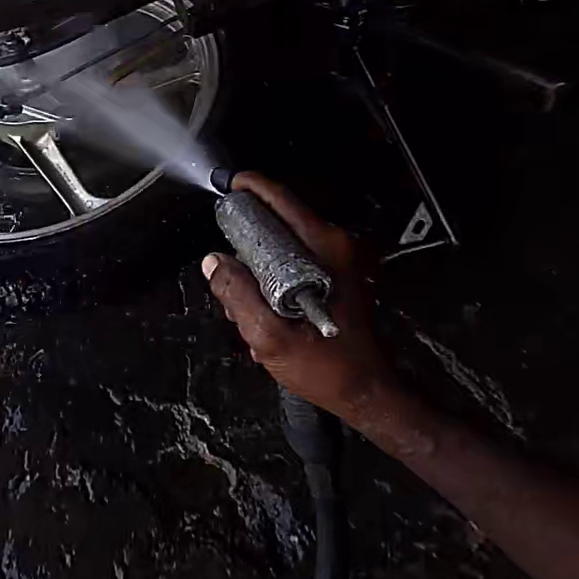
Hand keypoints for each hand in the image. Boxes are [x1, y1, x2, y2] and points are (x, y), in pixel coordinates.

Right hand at [202, 173, 395, 420]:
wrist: (366, 392)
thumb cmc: (326, 366)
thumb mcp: (269, 335)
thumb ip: (236, 294)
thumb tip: (213, 262)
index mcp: (322, 250)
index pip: (283, 200)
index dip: (251, 188)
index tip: (227, 186)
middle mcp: (333, 248)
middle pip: (277, 222)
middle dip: (245, 242)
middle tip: (227, 274)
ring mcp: (334, 262)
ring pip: (280, 246)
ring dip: (254, 268)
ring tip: (243, 306)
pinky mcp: (331, 278)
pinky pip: (289, 263)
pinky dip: (269, 280)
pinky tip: (262, 314)